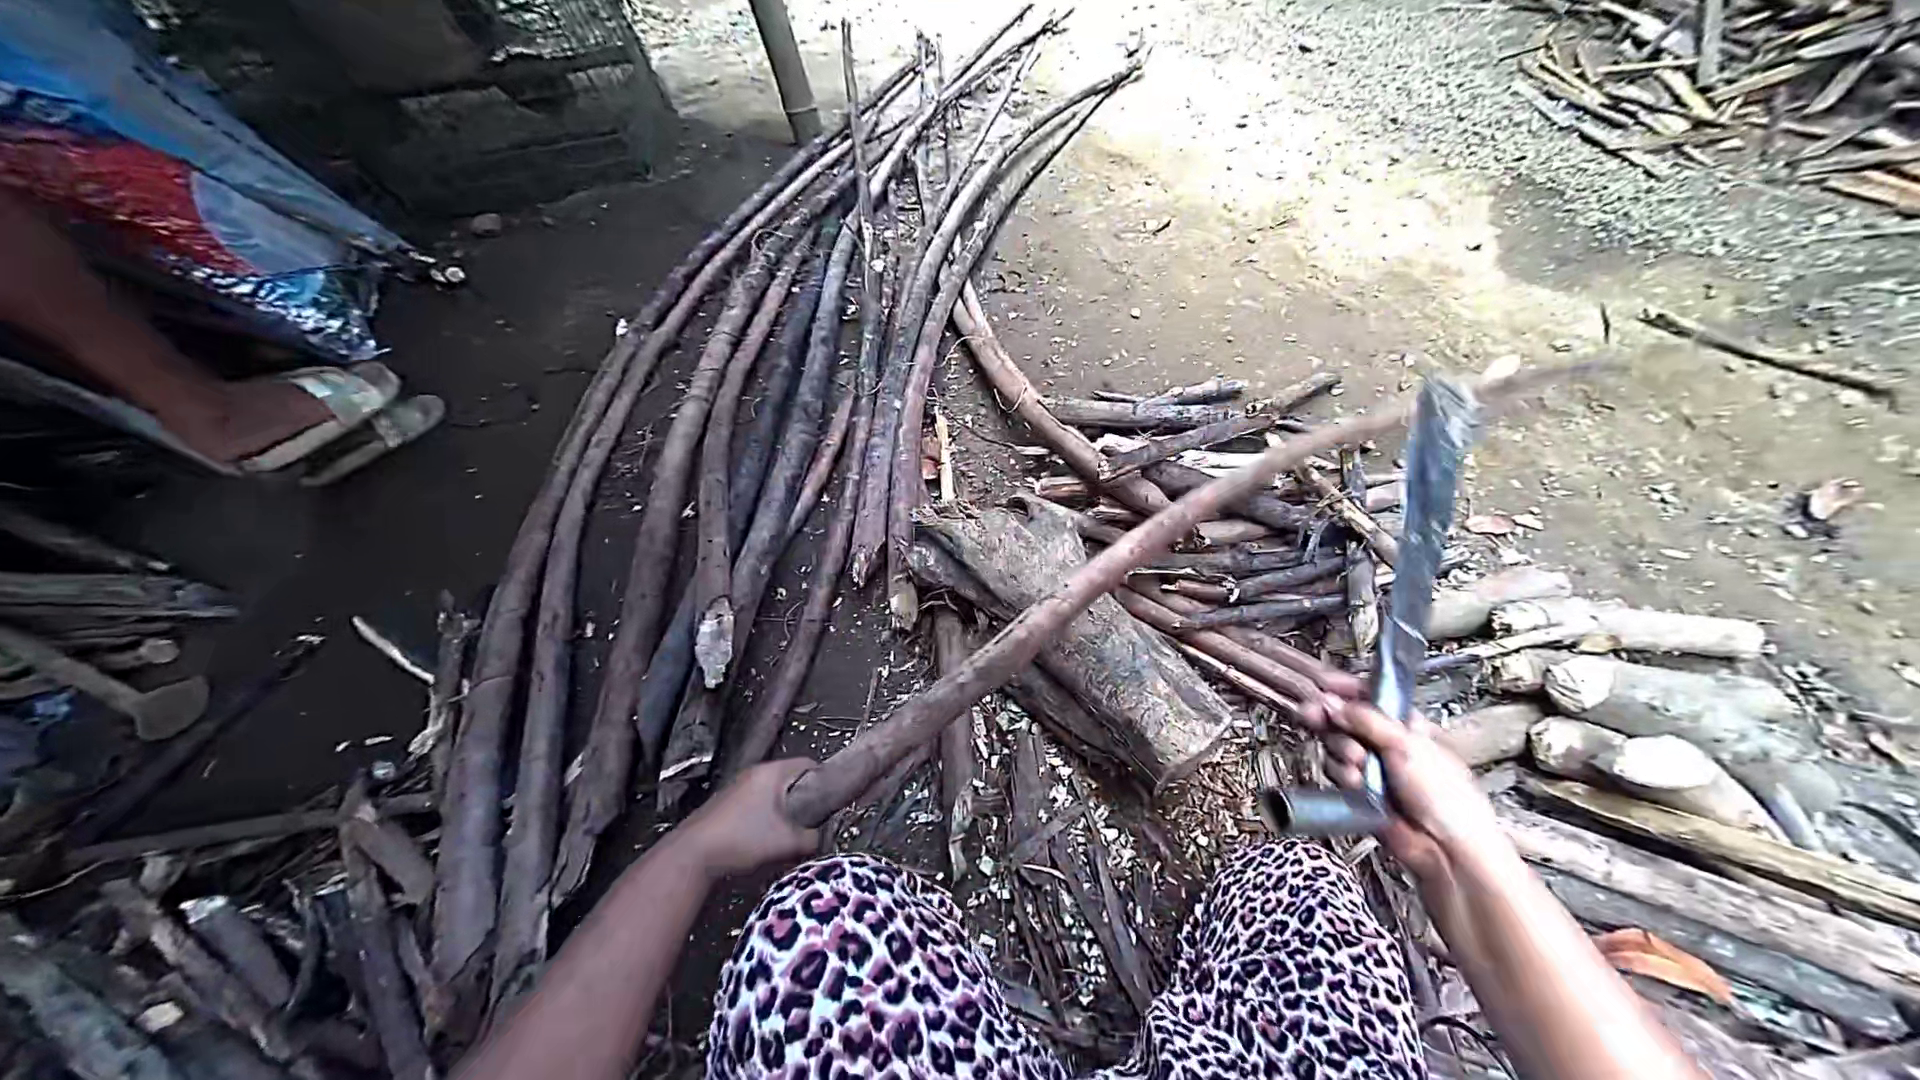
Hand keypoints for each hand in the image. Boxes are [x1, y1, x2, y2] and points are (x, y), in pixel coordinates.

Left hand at [672, 758, 821, 880]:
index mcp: (772, 772)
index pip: (808, 763)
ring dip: (782, 809)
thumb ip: (812, 838)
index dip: (823, 780)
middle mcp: (754, 772)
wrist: (691, 856)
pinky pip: (755, 801)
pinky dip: (764, 814)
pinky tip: (761, 838)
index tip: (829, 801)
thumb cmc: (743, 840)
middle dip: (802, 797)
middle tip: (811, 820)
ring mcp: (736, 786)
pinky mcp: (724, 802)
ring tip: (787, 832)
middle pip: (789, 778)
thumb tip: (819, 838)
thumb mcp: (787, 843)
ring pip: (771, 791)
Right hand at [1305, 694, 1504, 880]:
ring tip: (1360, 764)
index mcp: (1408, 726)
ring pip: (1337, 745)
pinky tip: (1357, 782)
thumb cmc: (1449, 801)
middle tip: (1316, 715)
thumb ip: (1367, 720)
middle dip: (1331, 719)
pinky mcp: (1359, 789)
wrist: (1445, 850)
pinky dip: (1343, 776)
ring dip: (1342, 753)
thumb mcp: (1408, 746)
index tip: (1324, 686)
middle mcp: (1388, 744)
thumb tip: (1336, 703)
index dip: (1346, 689)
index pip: (1370, 697)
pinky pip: (1336, 771)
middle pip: (1346, 719)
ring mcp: (1373, 767)